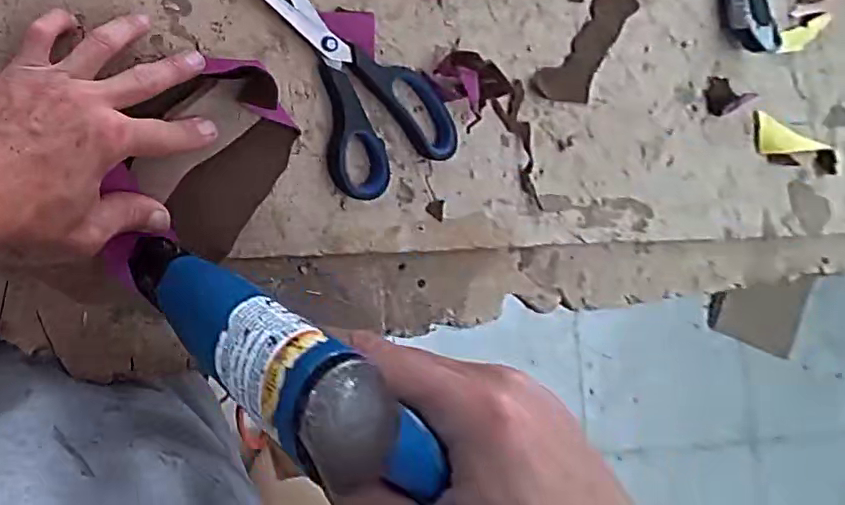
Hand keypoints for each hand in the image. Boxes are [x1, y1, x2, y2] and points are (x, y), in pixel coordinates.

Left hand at [0, 9, 217, 260]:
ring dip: (125, 31)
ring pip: (99, 46)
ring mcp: (57, 80)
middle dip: (175, 70)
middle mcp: (91, 102)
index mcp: (110, 140)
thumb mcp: (81, 231)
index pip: (164, 136)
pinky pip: (41, 36)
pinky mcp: (23, 71)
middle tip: (197, 57)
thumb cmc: (21, 218)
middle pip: (143, 79)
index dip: (191, 134)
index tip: (210, 127)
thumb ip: (125, 217)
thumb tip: (161, 217)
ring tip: (142, 20)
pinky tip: (67, 17)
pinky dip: (55, 22)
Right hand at [343, 334, 630, 504]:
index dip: (329, 368)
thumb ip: (364, 489)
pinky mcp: (545, 412)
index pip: (376, 355)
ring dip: (416, 426)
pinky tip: (464, 481)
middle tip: (375, 465)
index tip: (300, 389)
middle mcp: (505, 380)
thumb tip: (319, 452)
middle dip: (379, 412)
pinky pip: (473, 402)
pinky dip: (452, 431)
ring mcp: (530, 393)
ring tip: (431, 486)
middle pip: (407, 371)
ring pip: (438, 387)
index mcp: (480, 403)